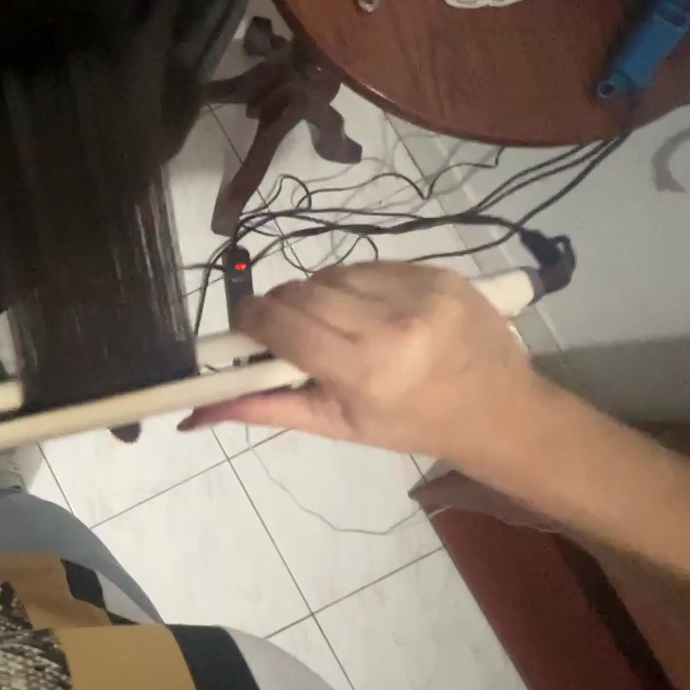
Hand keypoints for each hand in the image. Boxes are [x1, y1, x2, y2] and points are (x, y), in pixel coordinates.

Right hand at [178, 262, 554, 463]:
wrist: (499, 408)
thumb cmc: (407, 423)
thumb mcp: (333, 425)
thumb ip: (261, 409)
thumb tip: (190, 415)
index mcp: (363, 370)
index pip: (279, 323)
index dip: (251, 320)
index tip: (246, 329)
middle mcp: (392, 325)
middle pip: (298, 293)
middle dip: (280, 308)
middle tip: (289, 330)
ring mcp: (419, 293)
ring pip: (327, 275)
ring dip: (316, 295)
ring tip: (334, 321)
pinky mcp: (437, 272)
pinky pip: (364, 265)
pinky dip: (351, 284)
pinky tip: (367, 308)